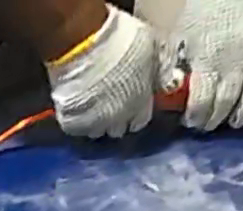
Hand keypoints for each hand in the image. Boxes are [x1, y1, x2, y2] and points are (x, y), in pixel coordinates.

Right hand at [46, 6, 157, 138]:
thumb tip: (170, 84)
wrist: (85, 51)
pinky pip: (77, 127)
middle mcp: (116, 120)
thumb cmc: (124, 46)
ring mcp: (91, 125)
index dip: (137, 115)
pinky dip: (79, 120)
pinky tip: (79, 107)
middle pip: (117, 131)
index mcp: (139, 104)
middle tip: (113, 105)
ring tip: (94, 107)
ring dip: (96, 122)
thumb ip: (160, 72)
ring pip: (95, 132)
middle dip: (117, 120)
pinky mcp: (71, 124)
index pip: (140, 122)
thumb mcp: (153, 51)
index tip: (134, 106)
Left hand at [158, 0, 242, 130]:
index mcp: (208, 62)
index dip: (195, 116)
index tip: (190, 122)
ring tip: (238, 121)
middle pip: (227, 99)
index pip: (201, 102)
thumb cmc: (199, 10)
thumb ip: (169, 66)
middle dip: (216, 117)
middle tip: (209, 125)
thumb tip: (172, 88)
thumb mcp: (174, 39)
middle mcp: (236, 60)